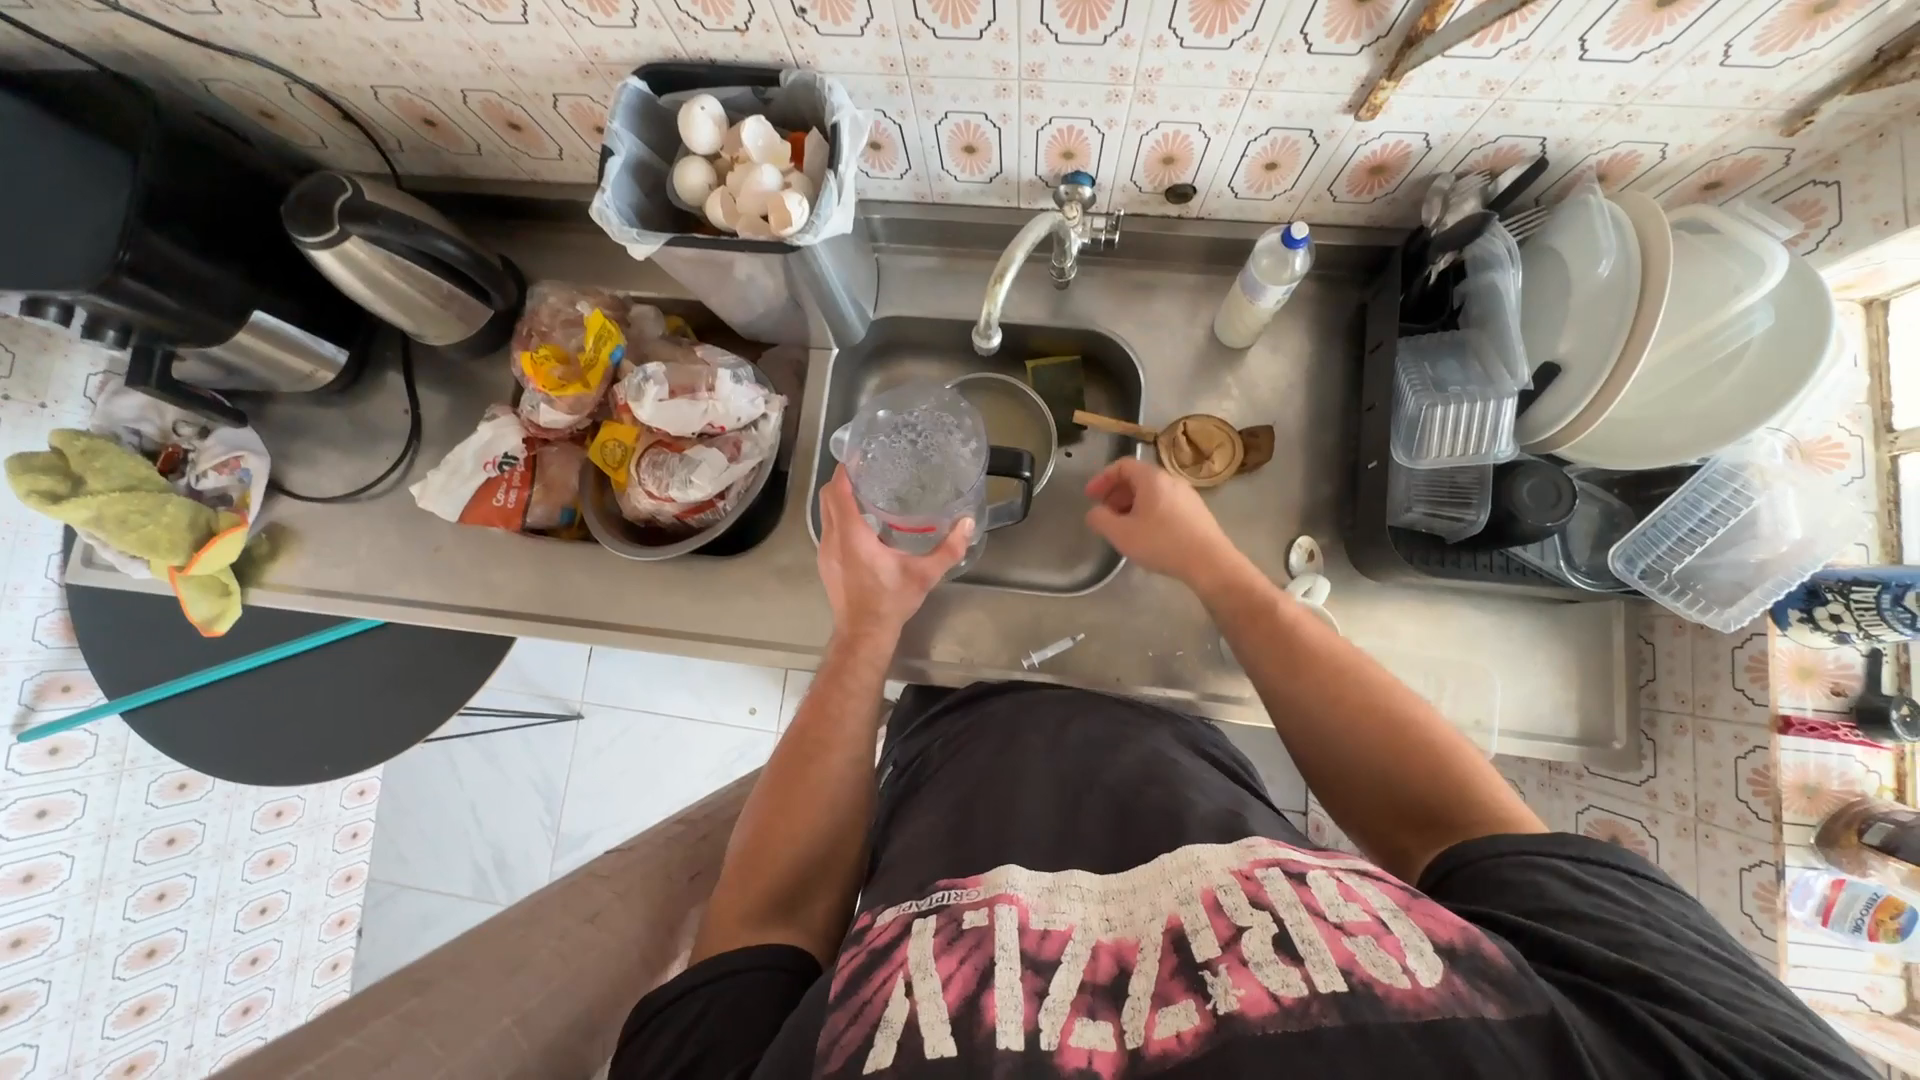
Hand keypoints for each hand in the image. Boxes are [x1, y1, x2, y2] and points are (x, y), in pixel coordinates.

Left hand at [817, 466, 972, 642]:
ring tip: (866, 492)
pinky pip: (829, 530)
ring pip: (825, 514)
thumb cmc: (890, 602)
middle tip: (866, 470)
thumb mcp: (924, 575)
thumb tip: (966, 524)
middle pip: (827, 497)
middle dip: (842, 480)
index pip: (838, 490)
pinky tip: (863, 524)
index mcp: (851, 535)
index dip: (845, 469)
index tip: (859, 455)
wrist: (864, 634)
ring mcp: (826, 552)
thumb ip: (948, 549)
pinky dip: (840, 518)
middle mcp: (833, 539)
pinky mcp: (827, 564)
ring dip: (840, 500)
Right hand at [1084, 457, 1246, 590]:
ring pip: (1152, 492)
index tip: (1090, 497)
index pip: (1122, 465)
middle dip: (1116, 494)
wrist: (1210, 562)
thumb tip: (1094, 512)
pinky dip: (1149, 512)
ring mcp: (1187, 495)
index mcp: (1152, 478)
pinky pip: (1165, 504)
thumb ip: (1100, 519)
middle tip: (1105, 513)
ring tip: (1123, 527)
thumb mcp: (1121, 534)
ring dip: (1132, 505)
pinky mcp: (1196, 512)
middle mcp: (1171, 480)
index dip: (1102, 479)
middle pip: (1138, 478)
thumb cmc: (1162, 543)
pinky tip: (1147, 535)